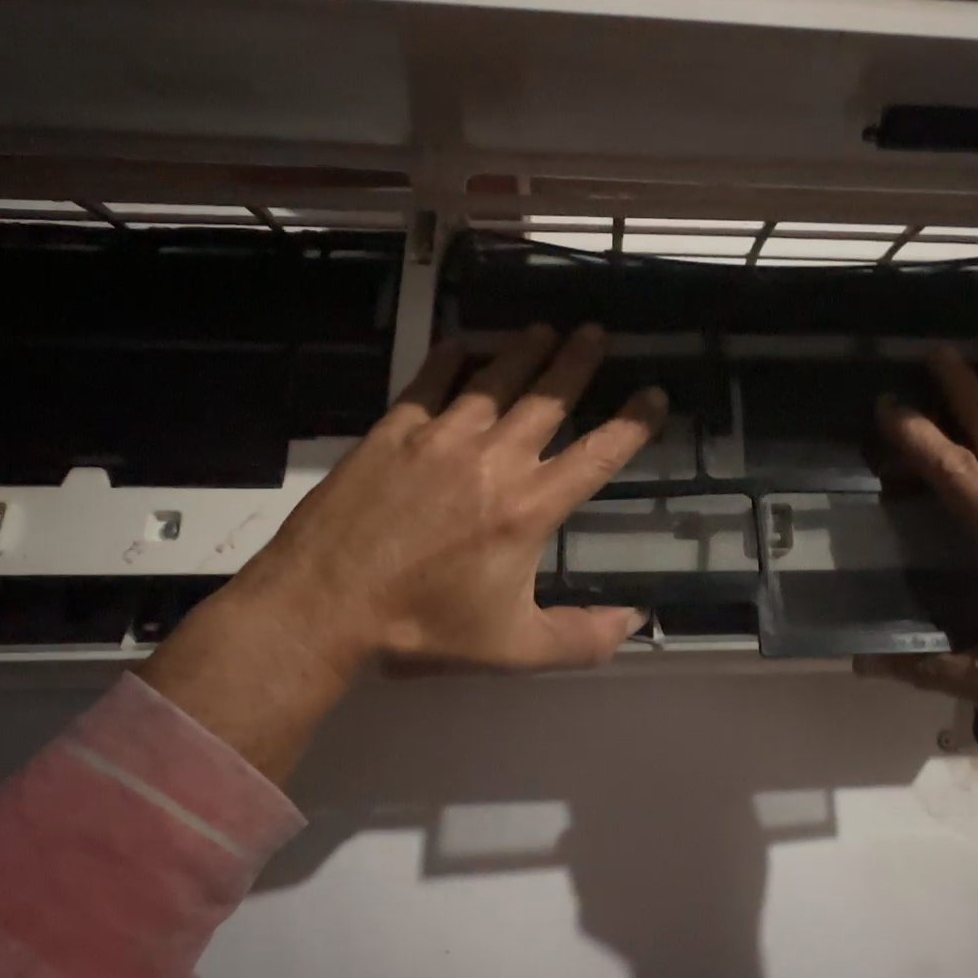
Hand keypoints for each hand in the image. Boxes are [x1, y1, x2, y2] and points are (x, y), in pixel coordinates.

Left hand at [139, 323, 665, 781]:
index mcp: (530, 508)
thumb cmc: (423, 627)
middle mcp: (495, 459)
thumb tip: (636, 622)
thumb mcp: (512, 648)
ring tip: (545, 329)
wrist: (323, 606)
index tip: (654, 394)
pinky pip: (430, 381)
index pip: (598, 455)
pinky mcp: (395, 431)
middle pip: (549, 399)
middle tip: (596, 332)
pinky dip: (451, 358)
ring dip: (524, 351)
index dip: (632, 423)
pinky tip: (463, 342)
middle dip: (577, 362)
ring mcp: (442, 438)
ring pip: (496, 380)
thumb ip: (581, 638)